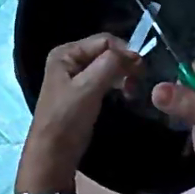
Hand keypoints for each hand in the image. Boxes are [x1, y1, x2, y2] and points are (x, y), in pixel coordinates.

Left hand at [24, 33, 139, 174]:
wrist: (54, 153)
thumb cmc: (67, 117)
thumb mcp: (88, 86)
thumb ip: (111, 64)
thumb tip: (135, 54)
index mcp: (66, 52)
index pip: (104, 40)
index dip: (124, 52)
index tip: (140, 69)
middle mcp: (70, 59)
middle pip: (107, 52)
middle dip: (125, 64)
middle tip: (138, 81)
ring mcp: (77, 76)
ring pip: (109, 66)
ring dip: (124, 75)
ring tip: (133, 90)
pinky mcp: (85, 91)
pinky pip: (108, 79)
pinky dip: (119, 84)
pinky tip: (127, 94)